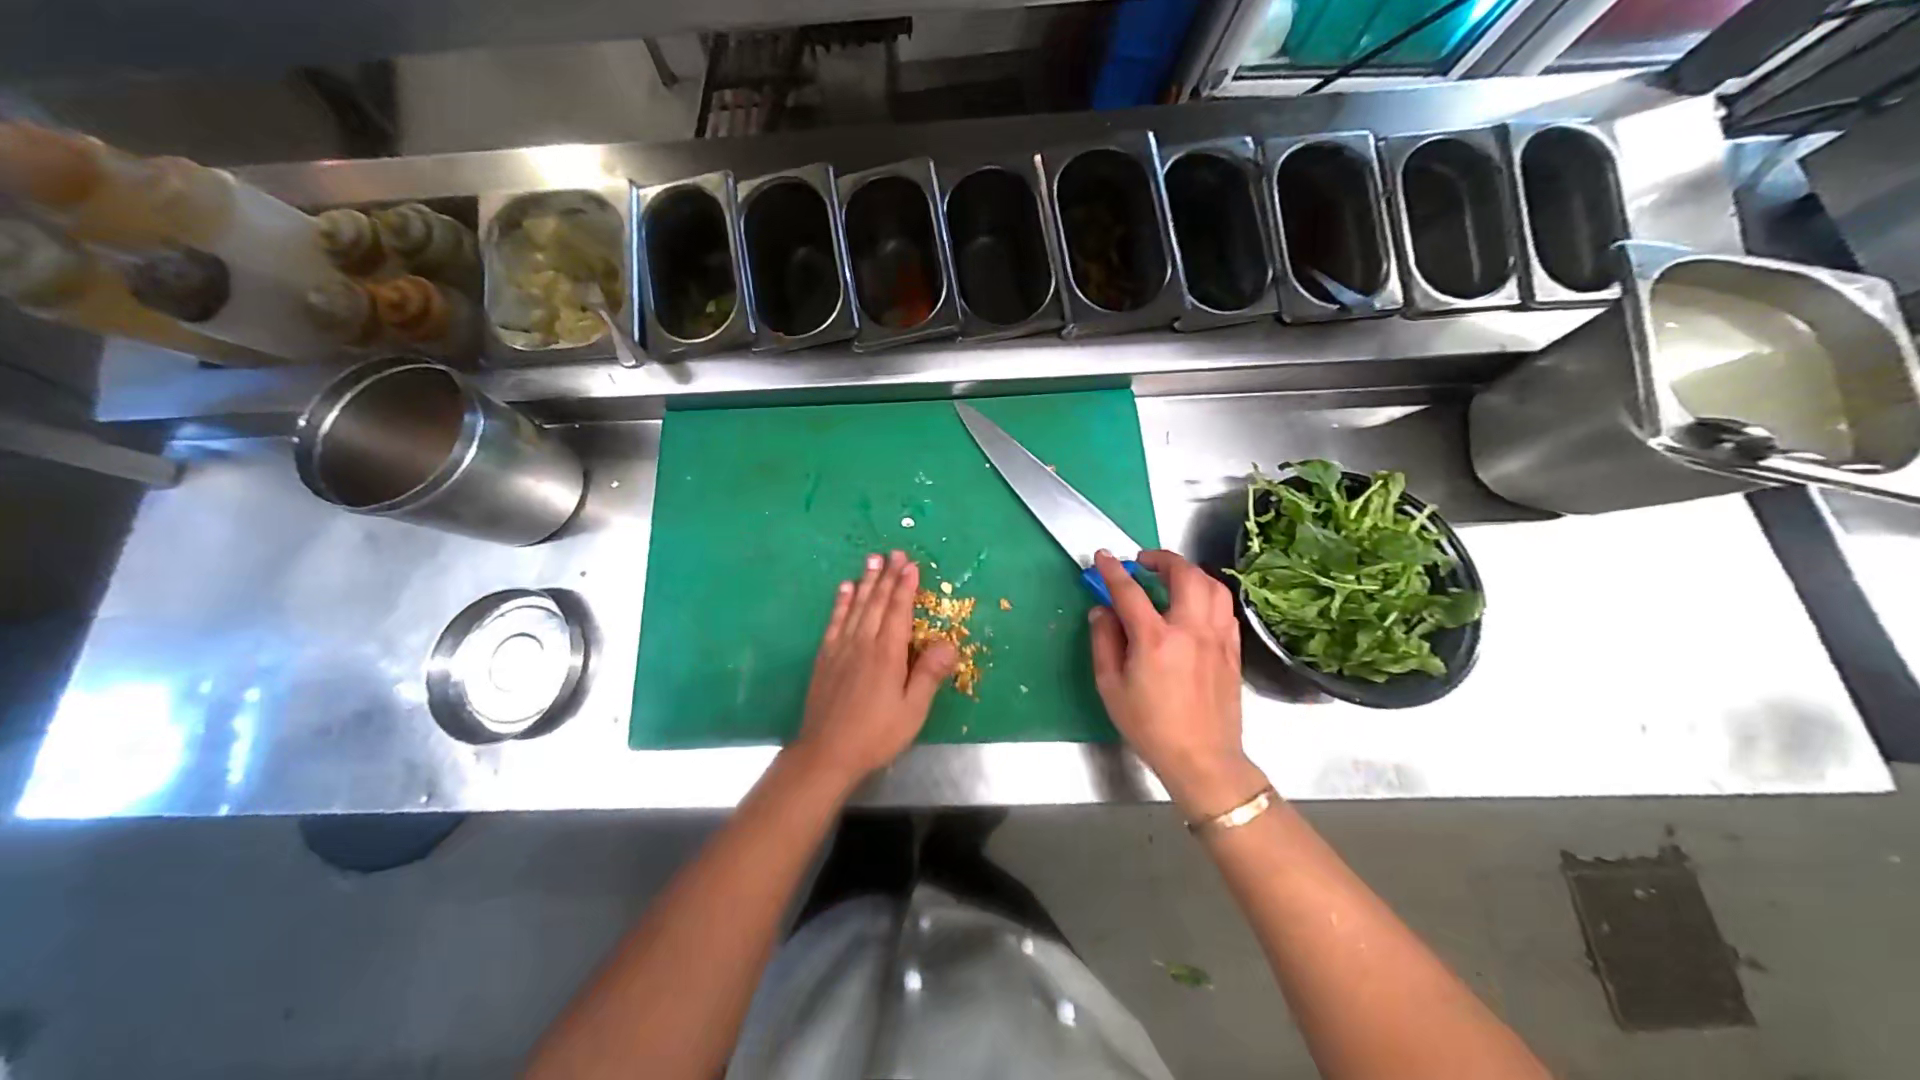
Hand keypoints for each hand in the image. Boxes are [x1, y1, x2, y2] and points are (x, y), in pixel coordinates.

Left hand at [791, 551, 957, 787]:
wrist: (826, 752)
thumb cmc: (876, 734)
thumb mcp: (912, 710)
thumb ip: (929, 674)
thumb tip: (949, 643)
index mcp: (887, 654)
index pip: (898, 611)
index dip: (905, 586)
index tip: (911, 564)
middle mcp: (863, 643)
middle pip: (876, 602)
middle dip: (886, 576)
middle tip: (893, 553)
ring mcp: (840, 648)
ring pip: (855, 606)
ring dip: (865, 582)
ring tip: (871, 560)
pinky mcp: (825, 657)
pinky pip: (835, 621)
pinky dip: (841, 602)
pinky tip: (844, 590)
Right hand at [1088, 549, 1266, 819]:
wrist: (1202, 758)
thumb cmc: (1150, 727)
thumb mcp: (1111, 687)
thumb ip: (1103, 642)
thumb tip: (1101, 611)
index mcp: (1156, 640)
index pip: (1130, 592)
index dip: (1113, 570)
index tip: (1103, 556)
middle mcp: (1191, 630)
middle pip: (1184, 574)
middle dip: (1162, 558)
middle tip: (1143, 561)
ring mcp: (1218, 638)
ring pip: (1213, 585)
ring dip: (1190, 572)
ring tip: (1172, 576)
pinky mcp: (1233, 650)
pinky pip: (1224, 608)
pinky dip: (1208, 595)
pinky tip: (1195, 604)